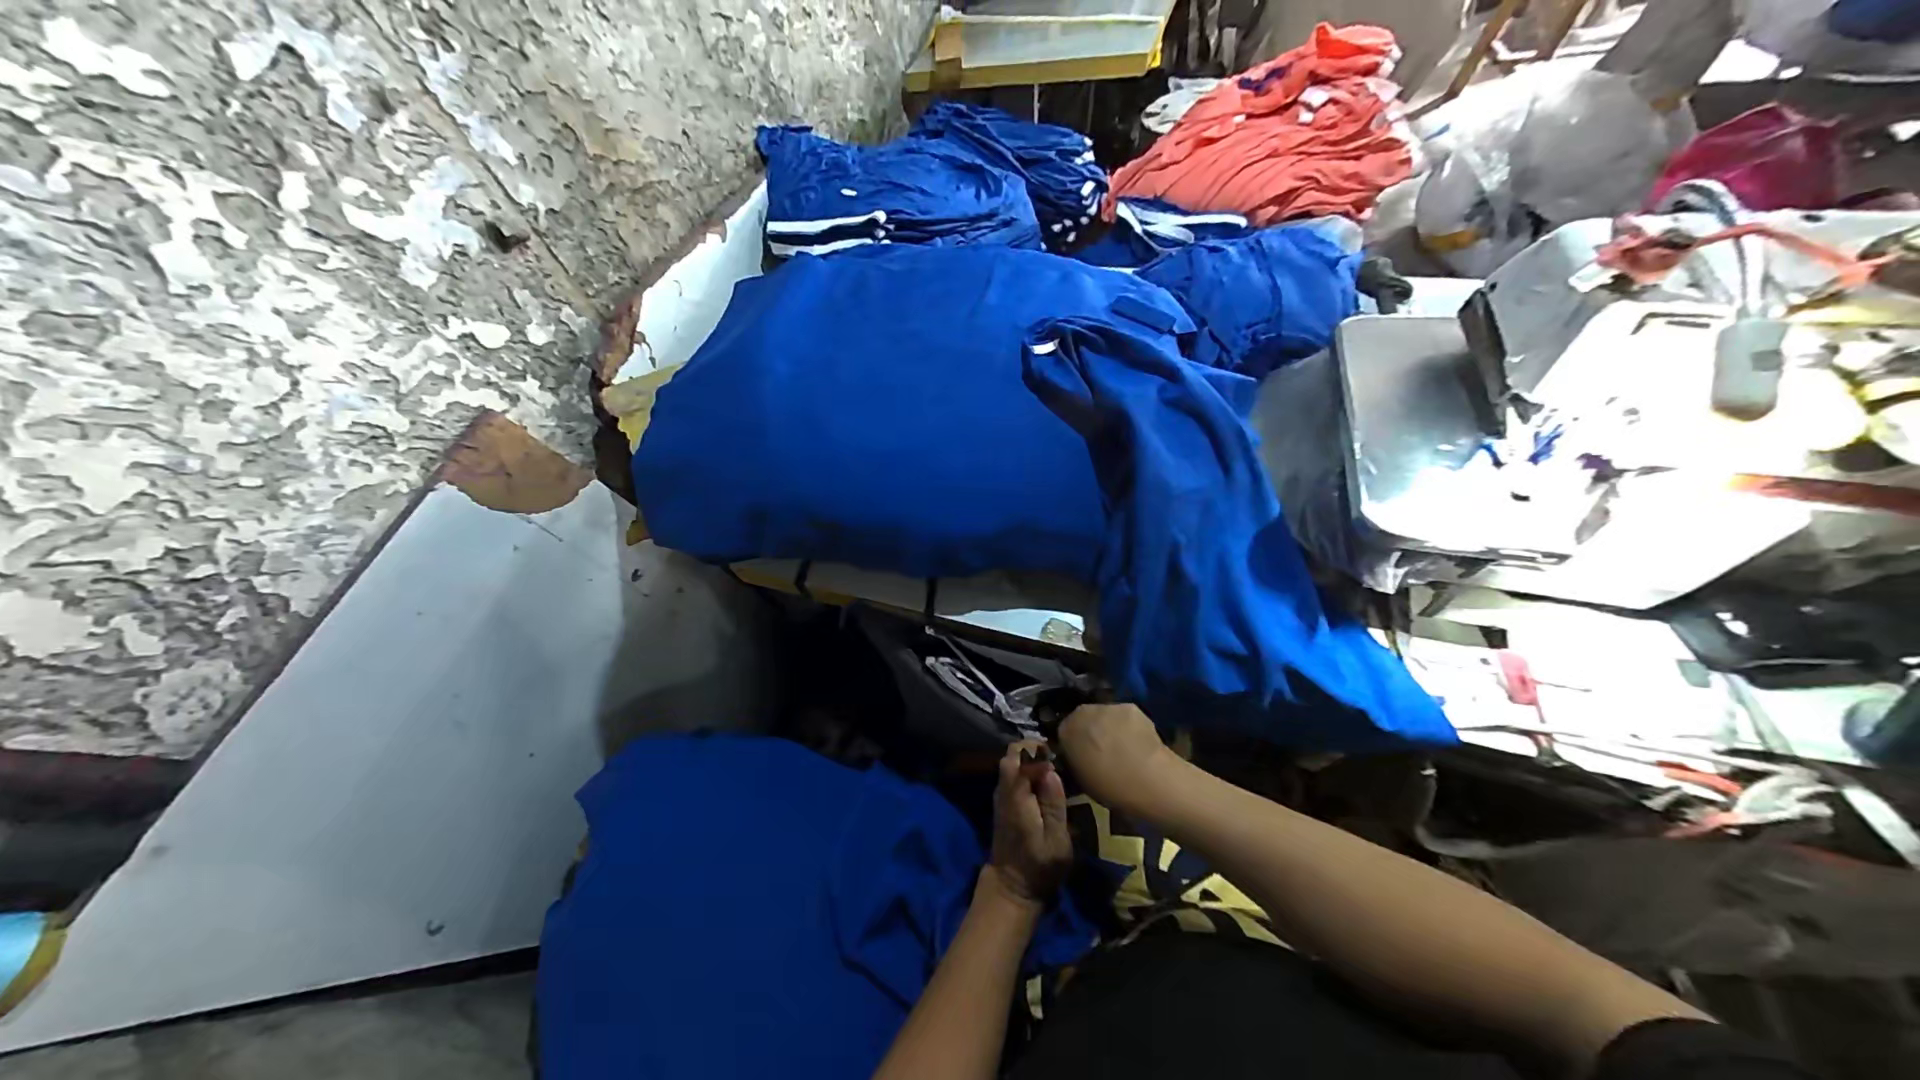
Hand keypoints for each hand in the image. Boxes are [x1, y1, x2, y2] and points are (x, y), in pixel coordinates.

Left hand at [984, 741, 1070, 908]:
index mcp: (1017, 796)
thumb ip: (1053, 803)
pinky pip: (1011, 773)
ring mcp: (1001, 795)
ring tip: (1053, 768)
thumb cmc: (1039, 865)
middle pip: (1012, 753)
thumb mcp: (1056, 839)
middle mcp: (1004, 790)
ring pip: (1010, 761)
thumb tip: (1051, 770)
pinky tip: (1043, 782)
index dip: (1040, 751)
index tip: (1060, 757)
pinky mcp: (1003, 802)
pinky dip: (1025, 769)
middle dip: (1033, 749)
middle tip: (1057, 758)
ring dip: (1029, 758)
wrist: (1011, 886)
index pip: (1022, 757)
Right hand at [1057, 704, 1181, 814]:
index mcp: (1065, 731)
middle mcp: (1082, 712)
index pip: (1064, 731)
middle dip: (1091, 730)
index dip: (1074, 743)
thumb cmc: (1108, 787)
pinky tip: (1138, 742)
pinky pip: (1125, 716)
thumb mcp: (1080, 779)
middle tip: (1102, 750)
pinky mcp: (1131, 707)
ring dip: (1110, 726)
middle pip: (1084, 718)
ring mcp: (1108, 707)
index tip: (1083, 755)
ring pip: (1105, 715)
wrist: (1145, 779)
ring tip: (1123, 746)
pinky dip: (1129, 726)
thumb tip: (1079, 756)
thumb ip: (1076, 760)